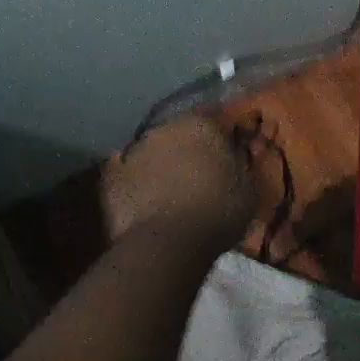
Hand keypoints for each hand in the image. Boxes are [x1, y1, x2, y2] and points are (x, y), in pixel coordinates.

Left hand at [102, 115, 255, 249]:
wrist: (166, 243)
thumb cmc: (218, 212)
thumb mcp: (248, 188)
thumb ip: (239, 164)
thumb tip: (234, 157)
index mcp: (202, 124)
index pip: (215, 117)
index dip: (222, 134)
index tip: (228, 150)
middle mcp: (166, 127)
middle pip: (180, 131)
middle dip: (188, 146)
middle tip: (199, 171)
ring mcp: (134, 150)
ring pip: (152, 150)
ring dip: (160, 162)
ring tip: (170, 189)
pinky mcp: (111, 176)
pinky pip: (126, 173)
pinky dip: (135, 181)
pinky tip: (143, 198)